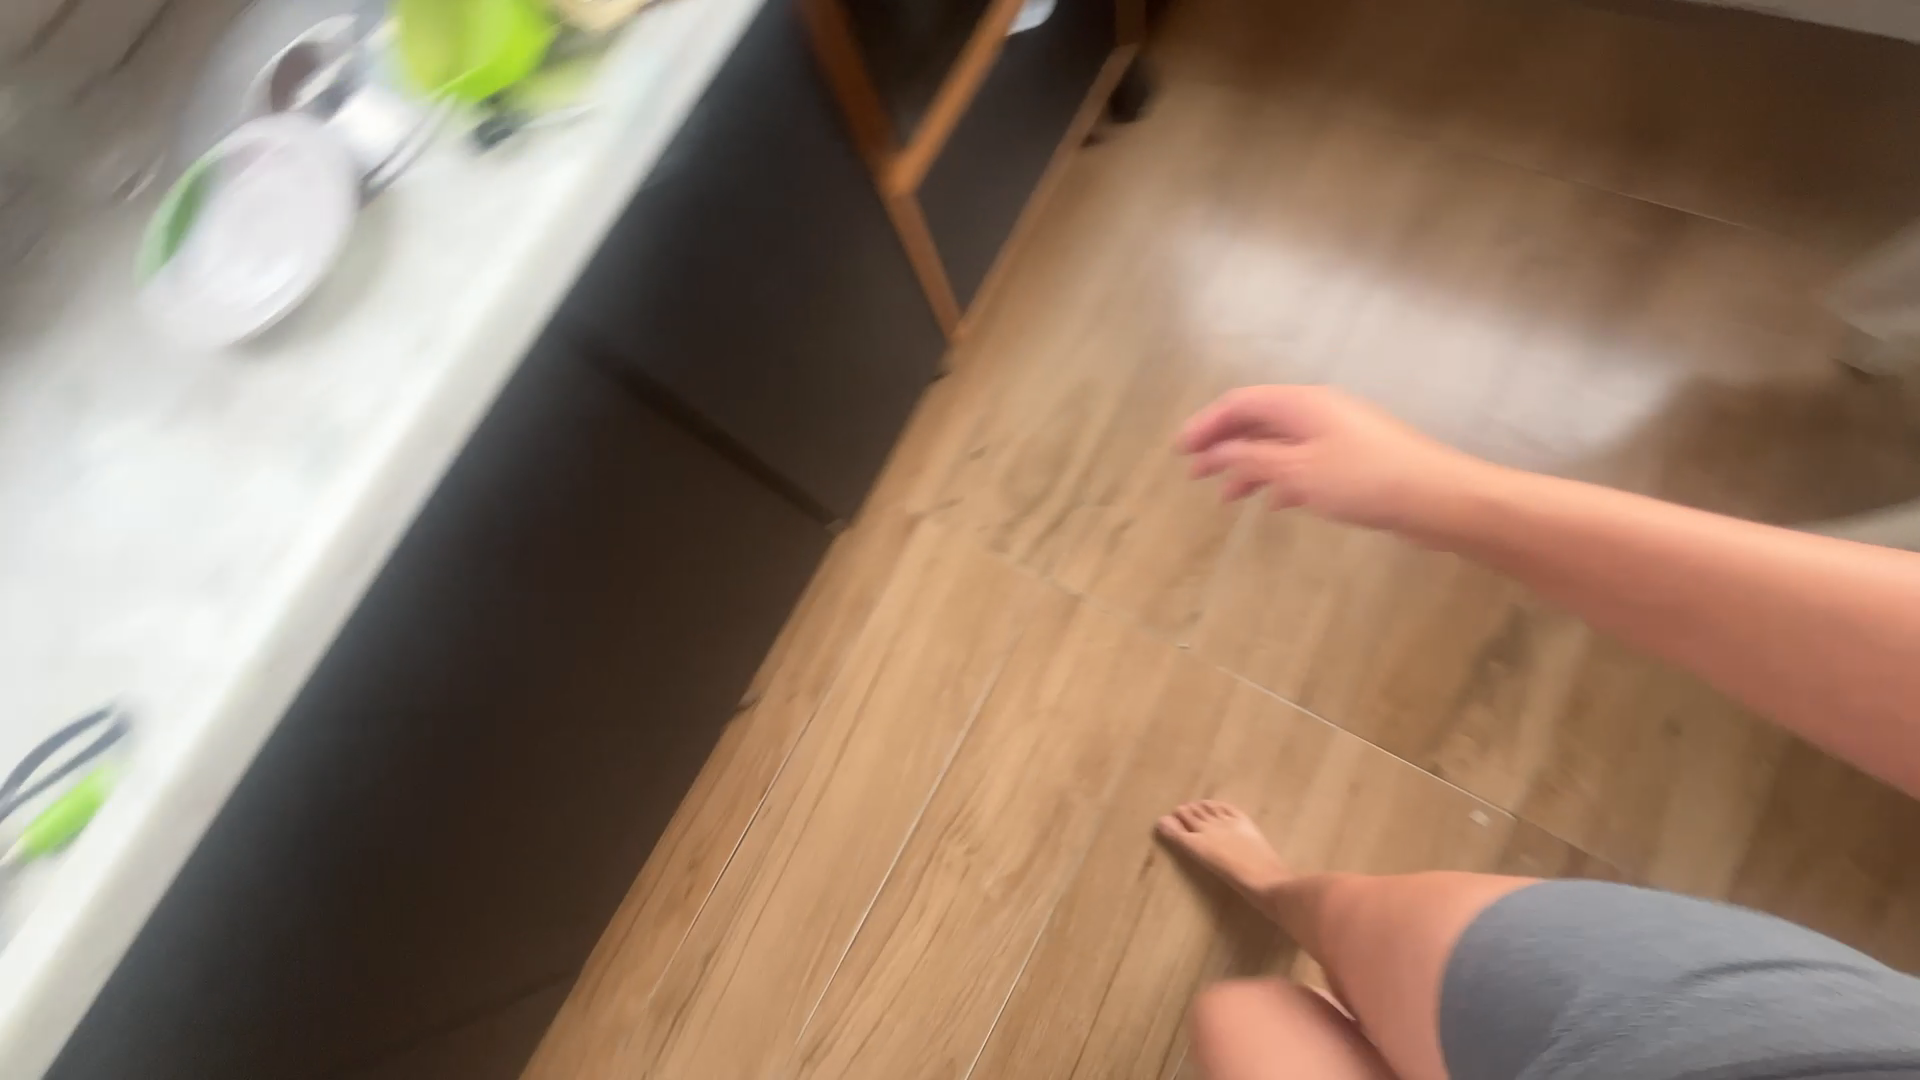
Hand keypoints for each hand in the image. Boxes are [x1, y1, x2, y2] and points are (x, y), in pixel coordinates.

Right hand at [1178, 385, 1493, 532]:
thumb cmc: (1363, 480)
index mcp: (1301, 404)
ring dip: (1248, 467)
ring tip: (1226, 497)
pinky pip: (1301, 461)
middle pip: (1257, 422)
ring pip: (1277, 445)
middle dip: (1222, 446)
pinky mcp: (1350, 458)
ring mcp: (1335, 434)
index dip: (1206, 425)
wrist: (1438, 498)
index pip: (1239, 404)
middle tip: (1195, 473)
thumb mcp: (1296, 472)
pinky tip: (1273, 503)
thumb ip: (1250, 460)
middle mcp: (1316, 411)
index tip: (1180, 451)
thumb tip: (1215, 452)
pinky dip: (1278, 479)